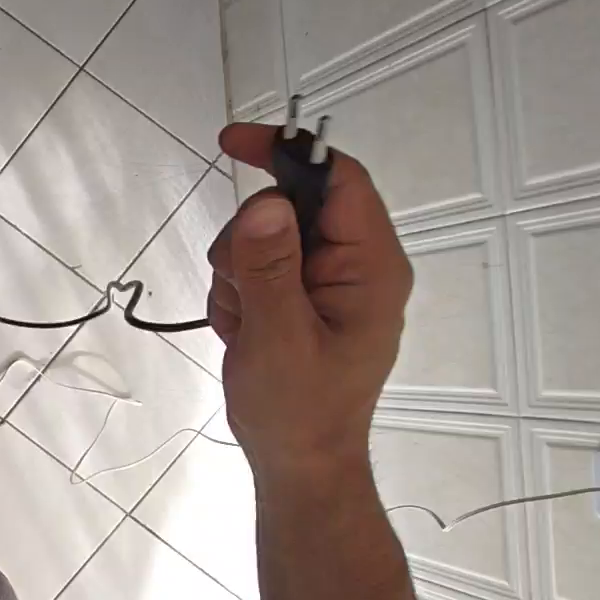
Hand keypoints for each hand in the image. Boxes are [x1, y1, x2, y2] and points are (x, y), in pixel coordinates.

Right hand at [208, 124, 412, 482]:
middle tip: (240, 295)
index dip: (287, 154)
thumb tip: (264, 203)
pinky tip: (241, 332)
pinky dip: (232, 298)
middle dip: (245, 246)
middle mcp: (349, 264)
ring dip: (234, 279)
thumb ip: (270, 268)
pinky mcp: (292, 299)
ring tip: (244, 326)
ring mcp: (318, 283)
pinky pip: (246, 273)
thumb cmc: (297, 406)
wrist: (295, 457)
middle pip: (283, 211)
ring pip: (256, 242)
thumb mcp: (278, 337)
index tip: (231, 142)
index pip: (336, 182)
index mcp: (368, 266)